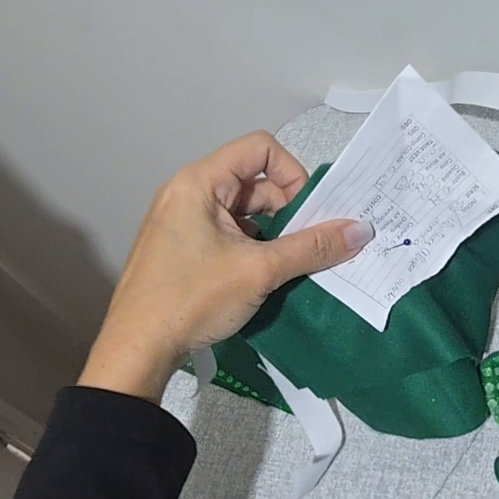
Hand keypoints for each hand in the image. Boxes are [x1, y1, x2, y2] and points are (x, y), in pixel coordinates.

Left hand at [78, 132, 374, 400]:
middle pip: (253, 181)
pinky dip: (253, 247)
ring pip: (243, 211)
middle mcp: (188, 193)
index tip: (309, 212)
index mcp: (199, 183)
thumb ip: (312, 247)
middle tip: (308, 244)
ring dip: (273, 232)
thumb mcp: (260, 271)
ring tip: (290, 263)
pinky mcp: (183, 248)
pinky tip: (265, 276)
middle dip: (288, 208)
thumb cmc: (193, 299)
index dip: (292, 173)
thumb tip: (361, 230)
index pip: (259, 149)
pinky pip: (228, 233)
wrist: (137, 349)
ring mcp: (183, 221)